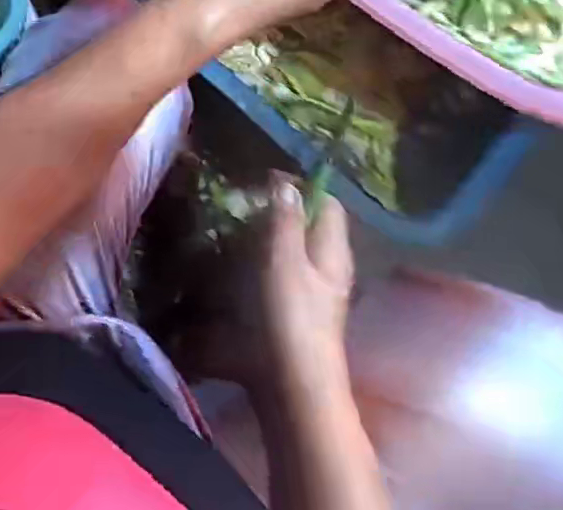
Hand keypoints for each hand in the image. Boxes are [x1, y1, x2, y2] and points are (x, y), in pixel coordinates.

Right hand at [179, 172, 354, 394]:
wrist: (292, 385)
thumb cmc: (292, 317)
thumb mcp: (284, 260)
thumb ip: (285, 220)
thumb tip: (286, 182)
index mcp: (332, 252)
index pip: (327, 204)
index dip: (300, 185)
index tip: (264, 178)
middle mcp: (327, 267)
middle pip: (308, 225)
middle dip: (277, 208)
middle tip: (240, 200)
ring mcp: (310, 291)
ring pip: (290, 248)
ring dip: (263, 233)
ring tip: (229, 225)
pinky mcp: (291, 310)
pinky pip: (276, 270)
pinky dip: (256, 258)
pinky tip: (231, 261)